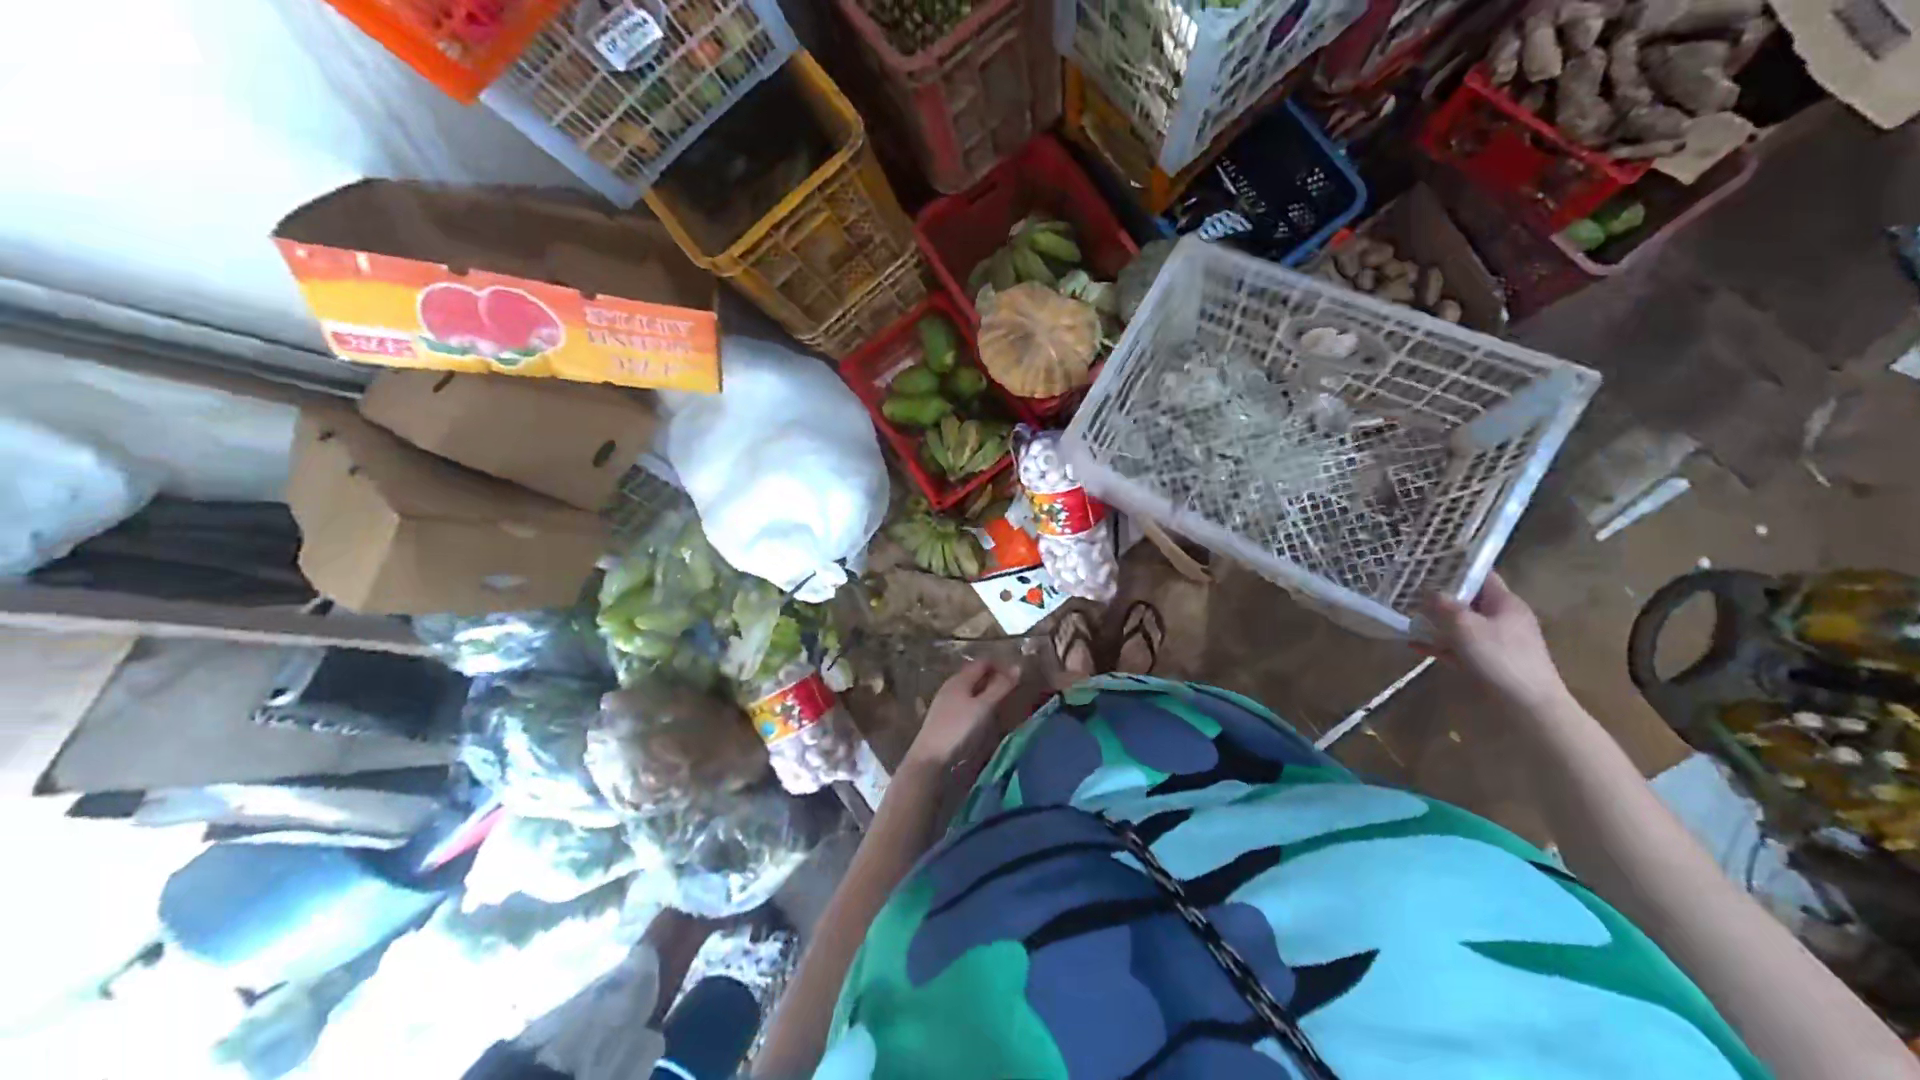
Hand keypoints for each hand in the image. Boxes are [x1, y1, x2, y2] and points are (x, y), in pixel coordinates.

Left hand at [906, 659, 1020, 768]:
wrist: (930, 757)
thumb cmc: (959, 729)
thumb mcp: (984, 707)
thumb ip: (1000, 687)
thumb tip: (1018, 667)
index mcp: (960, 679)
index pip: (983, 662)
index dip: (1000, 666)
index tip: (1016, 677)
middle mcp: (950, 685)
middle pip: (975, 675)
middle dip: (993, 678)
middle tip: (1012, 690)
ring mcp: (945, 701)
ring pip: (969, 689)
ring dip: (985, 692)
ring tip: (1001, 704)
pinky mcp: (943, 716)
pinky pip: (964, 702)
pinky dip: (977, 703)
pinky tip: (982, 717)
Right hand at [1421, 571, 1569, 710]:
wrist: (1529, 704)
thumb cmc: (1500, 657)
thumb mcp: (1465, 626)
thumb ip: (1444, 606)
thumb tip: (1428, 592)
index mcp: (1505, 603)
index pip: (1482, 575)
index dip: (1457, 568)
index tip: (1428, 565)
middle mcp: (1504, 618)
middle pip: (1469, 601)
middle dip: (1441, 598)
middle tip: (1411, 594)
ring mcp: (1499, 641)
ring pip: (1463, 625)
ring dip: (1438, 623)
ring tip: (1409, 621)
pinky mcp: (1491, 661)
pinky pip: (1461, 647)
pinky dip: (1441, 645)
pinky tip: (1417, 647)